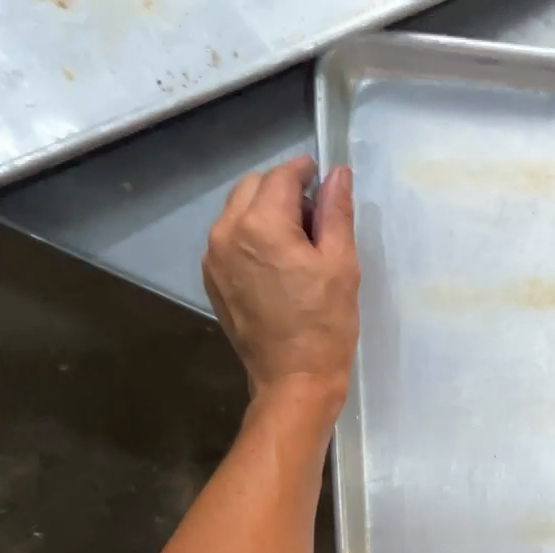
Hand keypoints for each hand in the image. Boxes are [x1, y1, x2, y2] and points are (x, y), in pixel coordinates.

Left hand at [202, 157, 359, 400]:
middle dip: (283, 191)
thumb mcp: (341, 266)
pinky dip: (252, 238)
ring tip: (297, 244)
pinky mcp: (213, 279)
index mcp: (261, 225)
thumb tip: (338, 175)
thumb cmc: (326, 325)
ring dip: (266, 213)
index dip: (304, 172)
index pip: (281, 177)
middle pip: (254, 188)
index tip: (322, 178)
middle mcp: (227, 232)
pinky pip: (230, 240)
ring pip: (238, 212)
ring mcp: (214, 257)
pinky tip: (277, 266)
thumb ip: (337, 214)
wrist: (293, 379)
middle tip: (315, 217)